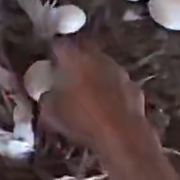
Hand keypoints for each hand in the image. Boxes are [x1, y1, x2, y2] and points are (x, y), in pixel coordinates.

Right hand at [41, 40, 156, 157]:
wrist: (121, 134)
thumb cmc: (81, 120)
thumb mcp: (51, 113)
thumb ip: (46, 98)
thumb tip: (46, 95)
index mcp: (74, 59)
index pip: (60, 44)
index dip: (54, 52)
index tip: (51, 62)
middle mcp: (98, 58)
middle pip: (84, 48)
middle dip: (76, 56)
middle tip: (69, 71)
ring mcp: (119, 70)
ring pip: (103, 64)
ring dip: (95, 72)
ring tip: (88, 89)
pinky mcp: (133, 85)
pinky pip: (118, 82)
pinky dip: (111, 88)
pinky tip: (108, 104)